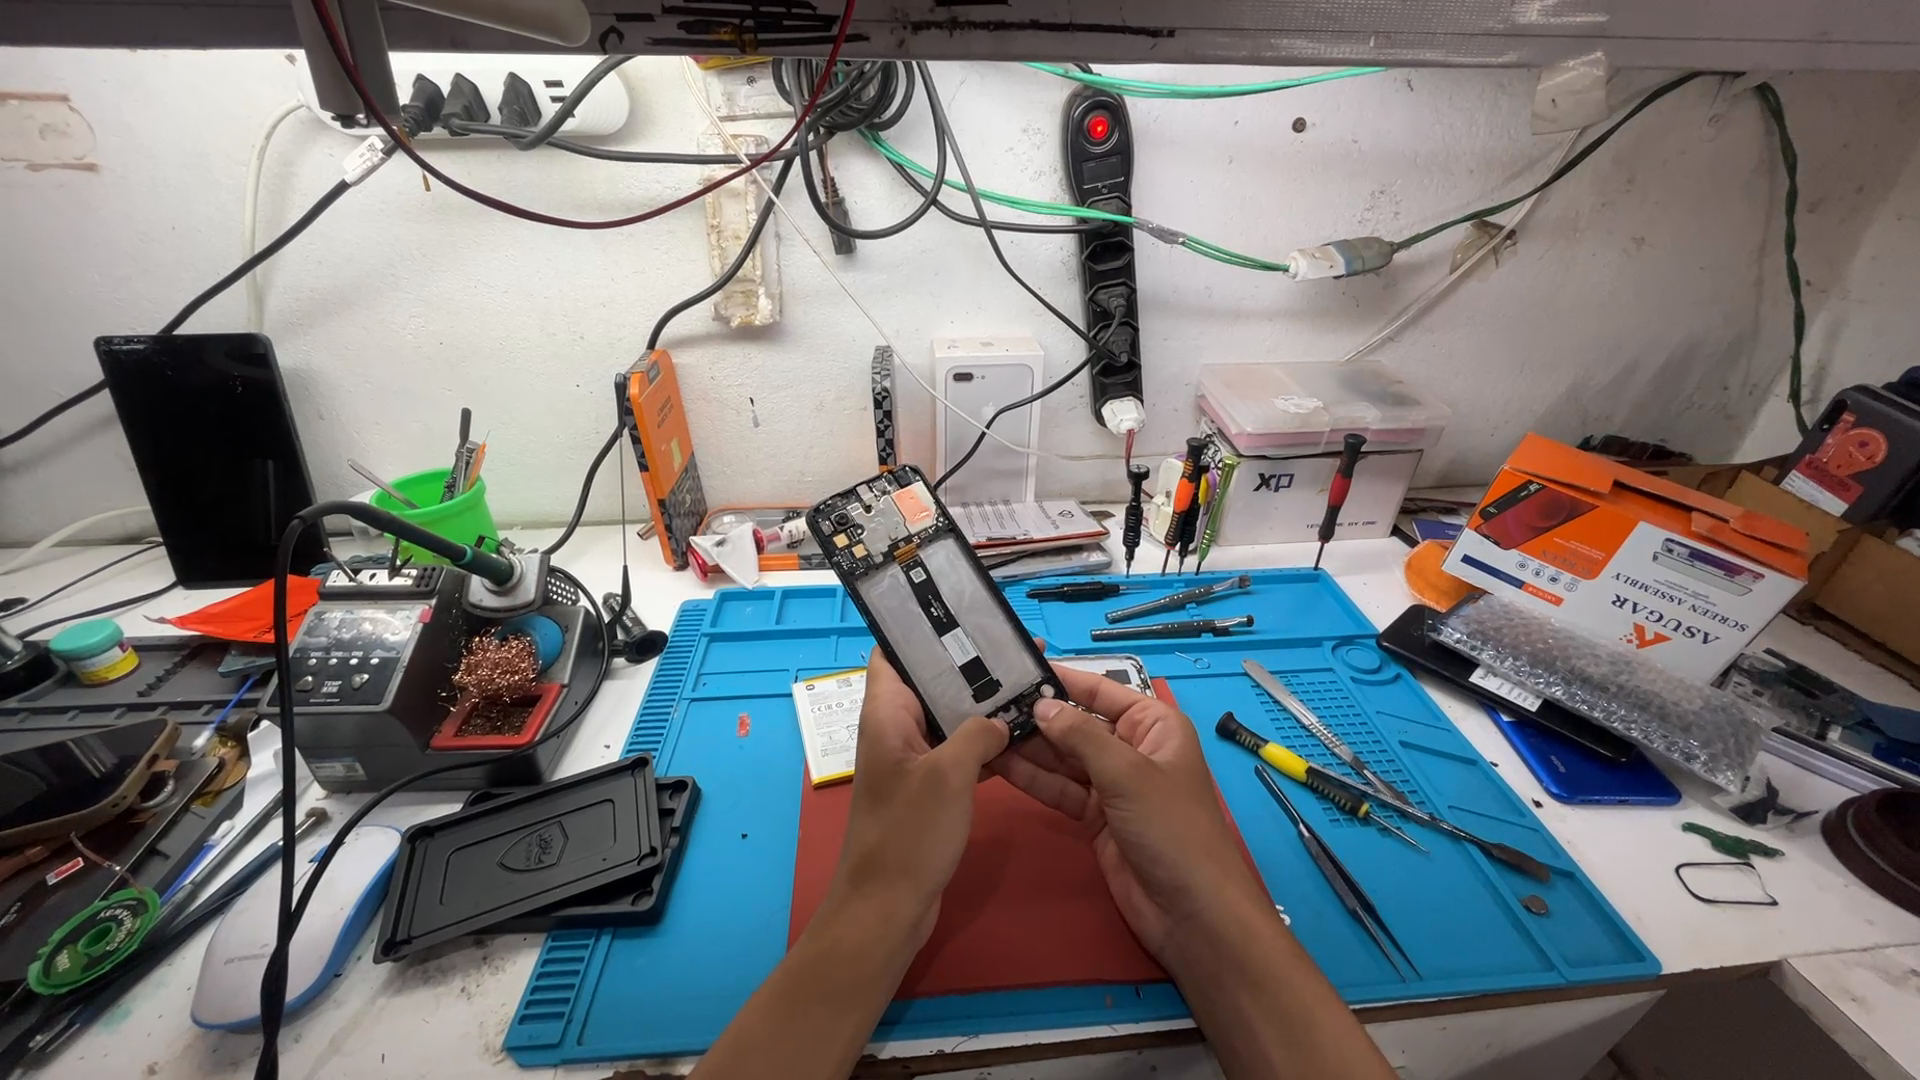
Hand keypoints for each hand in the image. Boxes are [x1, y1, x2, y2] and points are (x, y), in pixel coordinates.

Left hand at [824, 648, 1009, 944]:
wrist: (887, 908)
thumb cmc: (909, 834)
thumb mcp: (949, 775)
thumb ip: (977, 733)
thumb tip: (998, 720)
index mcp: (886, 713)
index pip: (892, 652)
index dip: (921, 631)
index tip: (964, 617)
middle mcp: (895, 728)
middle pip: (929, 682)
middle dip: (969, 666)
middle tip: (1015, 651)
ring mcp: (911, 759)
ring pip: (948, 717)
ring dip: (982, 705)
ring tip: (1027, 684)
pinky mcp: (928, 787)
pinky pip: (957, 750)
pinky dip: (984, 742)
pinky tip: (1021, 734)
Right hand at [992, 664, 1270, 964]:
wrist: (1192, 913)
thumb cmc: (1170, 827)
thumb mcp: (1127, 773)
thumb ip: (1079, 736)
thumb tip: (1040, 705)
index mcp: (1153, 725)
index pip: (1100, 691)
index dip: (1062, 679)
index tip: (1018, 667)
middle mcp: (1131, 748)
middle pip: (1077, 724)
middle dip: (1038, 716)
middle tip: (988, 704)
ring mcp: (1112, 785)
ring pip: (1063, 757)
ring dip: (1029, 747)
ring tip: (984, 730)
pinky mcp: (1095, 817)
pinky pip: (1060, 788)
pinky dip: (1033, 777)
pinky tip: (999, 763)